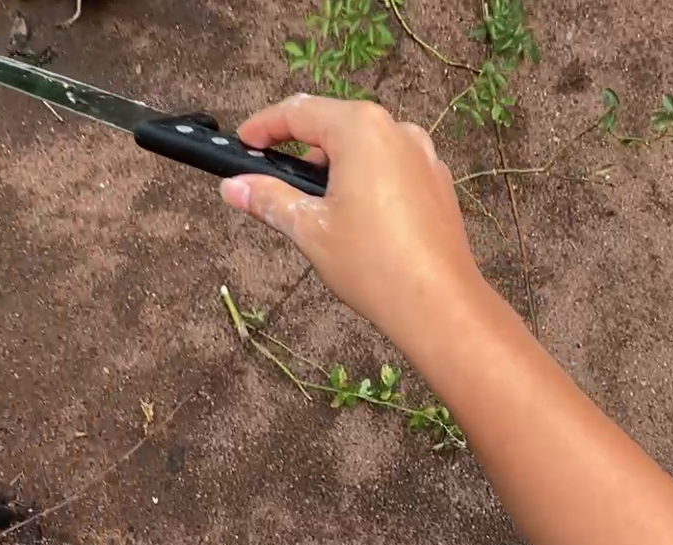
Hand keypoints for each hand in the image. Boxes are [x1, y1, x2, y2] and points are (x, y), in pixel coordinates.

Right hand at [222, 95, 491, 349]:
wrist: (438, 305)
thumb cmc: (374, 265)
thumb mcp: (310, 230)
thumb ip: (269, 199)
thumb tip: (234, 187)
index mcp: (362, 129)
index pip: (300, 112)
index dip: (265, 126)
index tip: (245, 143)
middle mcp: (399, 132)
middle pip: (337, 128)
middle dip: (304, 153)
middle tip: (280, 185)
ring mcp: (425, 158)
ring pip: (368, 152)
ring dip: (337, 172)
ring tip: (320, 212)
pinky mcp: (439, 187)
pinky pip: (394, 173)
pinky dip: (368, 186)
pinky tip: (360, 224)